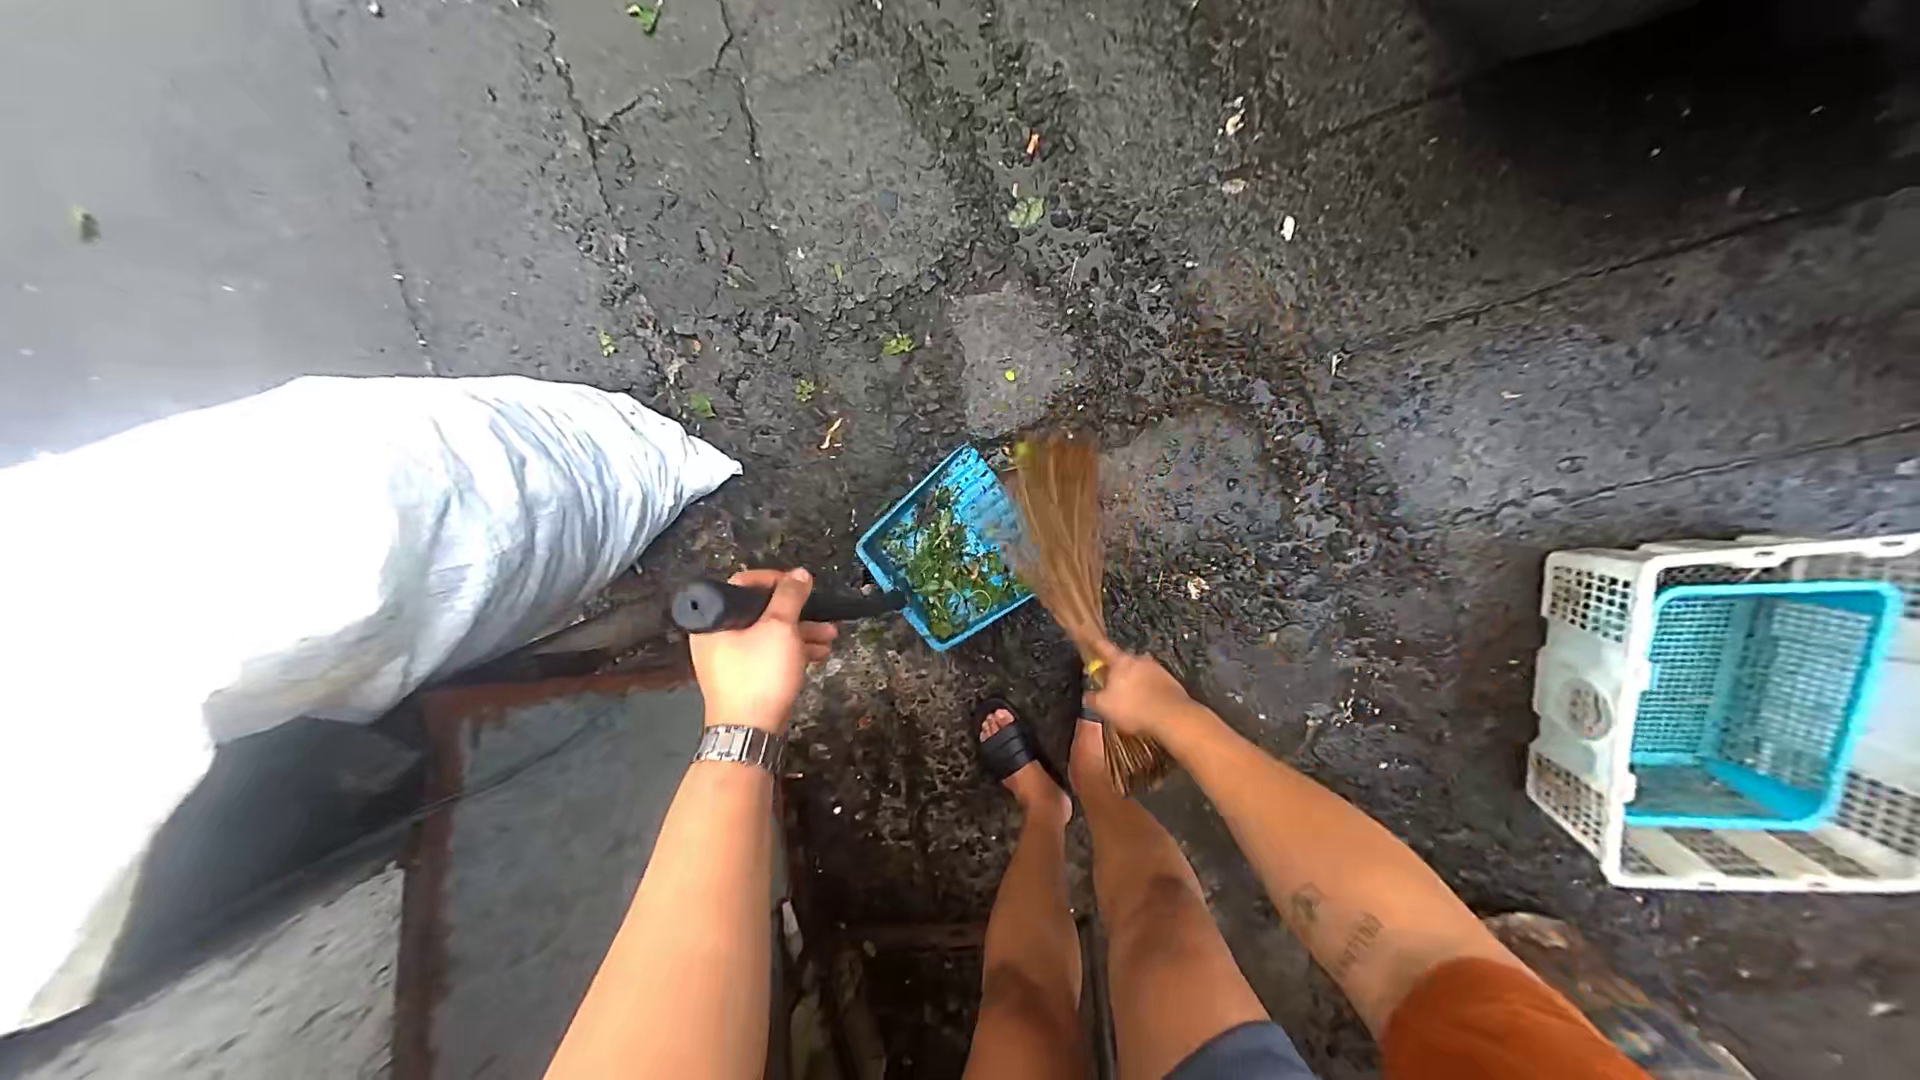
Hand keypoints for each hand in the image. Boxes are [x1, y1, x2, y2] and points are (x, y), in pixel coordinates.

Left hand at [688, 568, 837, 733]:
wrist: (750, 732)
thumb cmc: (760, 674)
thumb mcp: (780, 627)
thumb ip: (790, 596)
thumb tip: (800, 574)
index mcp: (714, 619)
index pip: (742, 584)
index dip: (773, 579)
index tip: (799, 584)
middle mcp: (717, 636)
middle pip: (760, 610)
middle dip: (797, 611)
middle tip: (820, 610)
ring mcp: (730, 659)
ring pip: (769, 634)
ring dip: (802, 631)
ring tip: (831, 635)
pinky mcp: (745, 677)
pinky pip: (769, 653)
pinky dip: (793, 650)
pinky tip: (820, 653)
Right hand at [1082, 641, 1205, 740]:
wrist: (1172, 716)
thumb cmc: (1133, 708)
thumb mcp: (1104, 707)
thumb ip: (1092, 698)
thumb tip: (1088, 694)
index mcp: (1121, 661)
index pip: (1102, 647)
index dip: (1092, 641)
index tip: (1085, 633)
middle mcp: (1139, 659)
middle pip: (1122, 661)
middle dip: (1115, 671)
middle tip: (1110, 685)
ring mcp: (1157, 669)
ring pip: (1138, 672)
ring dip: (1132, 682)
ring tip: (1129, 700)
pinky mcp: (1170, 681)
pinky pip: (1152, 683)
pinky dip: (1146, 690)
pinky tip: (1144, 705)